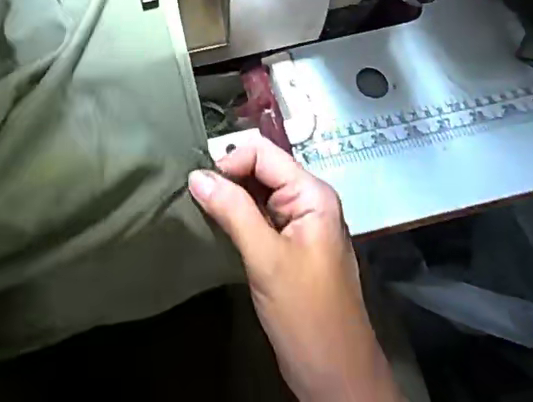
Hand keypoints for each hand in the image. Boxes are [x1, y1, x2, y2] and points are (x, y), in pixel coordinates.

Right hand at [188, 139, 401, 401]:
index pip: (264, 154)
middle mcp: (309, 200)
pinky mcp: (291, 247)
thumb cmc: (307, 316)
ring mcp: (301, 224)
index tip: (199, 185)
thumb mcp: (266, 259)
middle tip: (194, 197)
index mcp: (313, 194)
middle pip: (261, 169)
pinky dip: (238, 217)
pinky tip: (217, 227)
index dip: (229, 162)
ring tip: (200, 209)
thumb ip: (233, 212)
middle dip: (228, 178)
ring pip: (258, 193)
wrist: (338, 379)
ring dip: (230, 198)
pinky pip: (260, 216)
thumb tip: (196, 175)